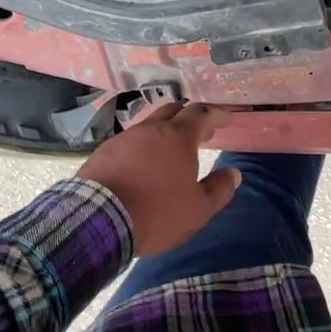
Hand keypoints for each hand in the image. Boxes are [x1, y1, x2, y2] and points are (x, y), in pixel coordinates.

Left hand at [77, 104, 239, 256]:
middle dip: (189, 116)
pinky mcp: (103, 153)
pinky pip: (128, 142)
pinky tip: (140, 164)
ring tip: (169, 147)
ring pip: (148, 126)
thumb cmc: (155, 212)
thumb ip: (219, 189)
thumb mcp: (197, 209)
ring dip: (163, 132)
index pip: (202, 113)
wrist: (96, 221)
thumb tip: (234, 174)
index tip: (226, 116)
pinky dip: (141, 147)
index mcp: (178, 137)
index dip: (216, 113)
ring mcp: (124, 139)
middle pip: (173, 111)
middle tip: (200, 129)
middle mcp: (151, 130)